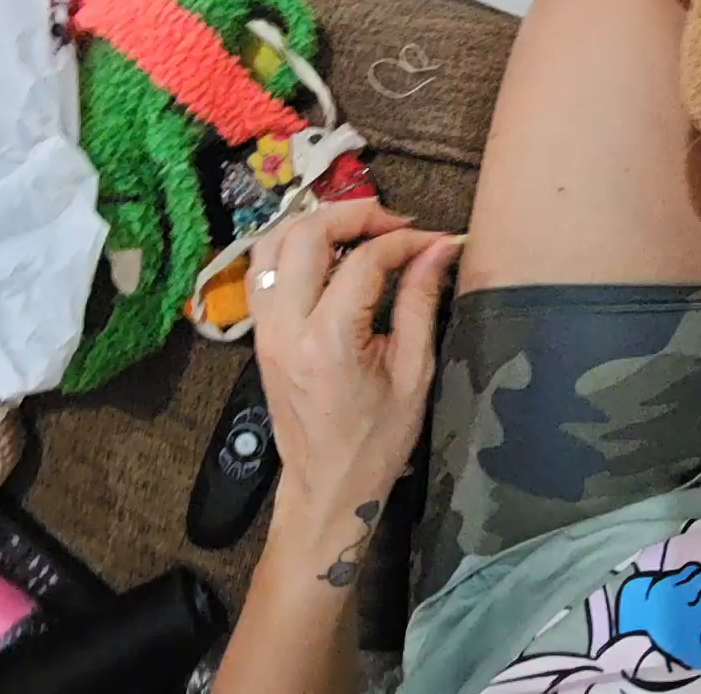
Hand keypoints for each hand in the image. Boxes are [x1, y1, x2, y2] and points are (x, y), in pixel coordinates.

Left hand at [247, 200, 461, 559]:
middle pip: (306, 234)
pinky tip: (326, 251)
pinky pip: (262, 267)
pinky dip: (291, 244)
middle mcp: (285, 326)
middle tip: (394, 222)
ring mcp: (263, 328)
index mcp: (328, 340)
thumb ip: (422, 300)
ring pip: (272, 242)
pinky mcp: (258, 332)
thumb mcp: (414, 372)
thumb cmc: (378, 439)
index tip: (436, 241)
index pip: (365, 261)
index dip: (405, 241)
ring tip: (359, 228)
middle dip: (355, 214)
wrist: (327, 487)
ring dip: (316, 222)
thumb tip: (441, 247)